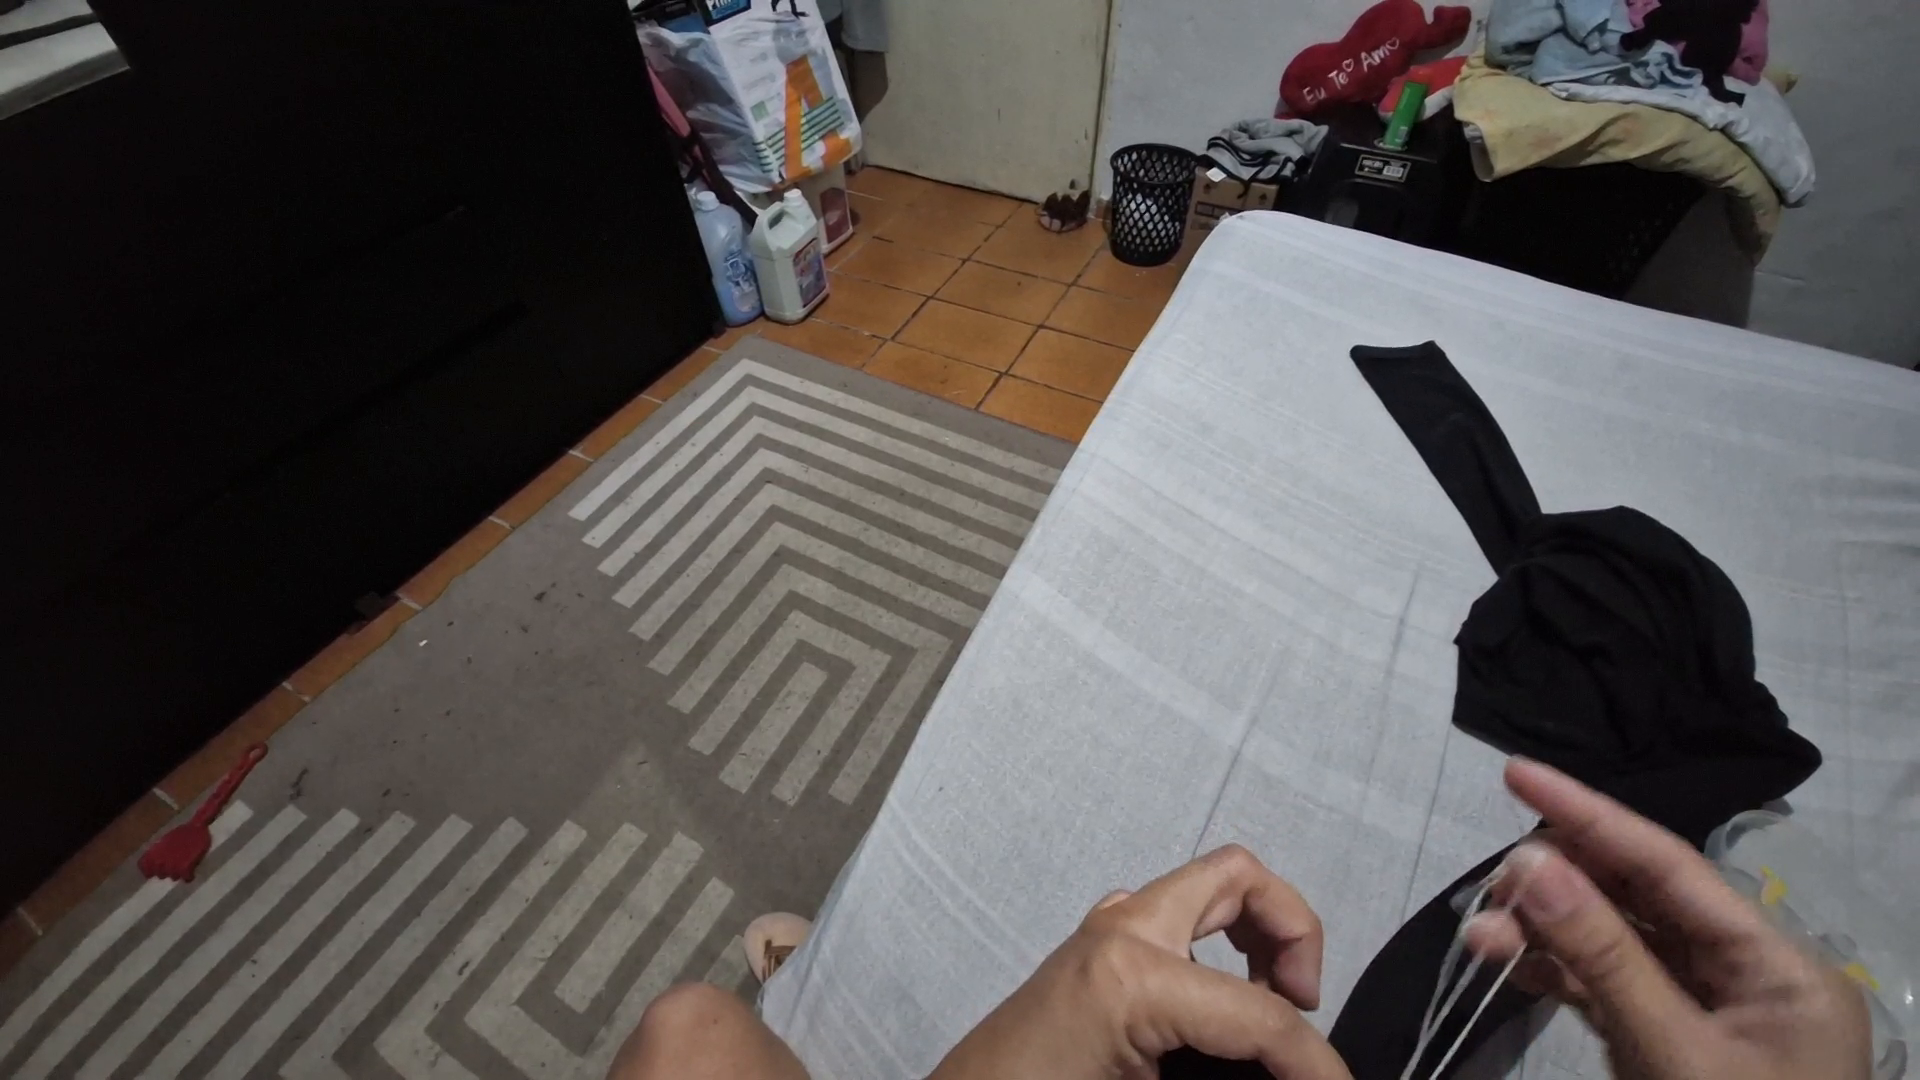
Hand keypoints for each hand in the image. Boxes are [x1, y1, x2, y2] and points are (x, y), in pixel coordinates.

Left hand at [926, 845, 1352, 1079]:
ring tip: (1275, 1008)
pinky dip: (1220, 946)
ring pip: (1207, 886)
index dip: (1317, 1062)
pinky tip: (1223, 1010)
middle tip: (1306, 1006)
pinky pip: (1178, 918)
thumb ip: (1230, 1076)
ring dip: (1257, 934)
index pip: (1262, 1014)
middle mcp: (1123, 929)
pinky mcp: (1102, 943)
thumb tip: (1300, 1069)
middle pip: (1236, 877)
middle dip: (1294, 932)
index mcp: (1133, 975)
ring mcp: (1108, 926)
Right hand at [1467, 759, 1872, 1079]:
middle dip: (1552, 880)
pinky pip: (1592, 973)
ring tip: (1482, 937)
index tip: (1514, 772)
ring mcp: (1697, 1000)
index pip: (1665, 863)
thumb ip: (1602, 954)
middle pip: (1630, 892)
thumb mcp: (1674, 1053)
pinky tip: (1504, 960)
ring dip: (1537, 927)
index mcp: (1775, 966)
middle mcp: (1738, 970)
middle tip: (1491, 884)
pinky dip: (1545, 963)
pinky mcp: (1657, 1026)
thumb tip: (1527, 860)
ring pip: (1602, 932)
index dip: (1587, 812)